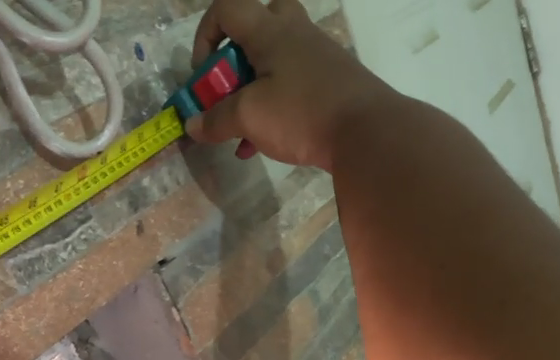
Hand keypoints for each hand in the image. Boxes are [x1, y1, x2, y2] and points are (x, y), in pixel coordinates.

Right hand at [187, 0, 393, 169]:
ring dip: (248, 92)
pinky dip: (268, 110)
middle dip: (233, 58)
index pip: (227, 9)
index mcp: (271, 31)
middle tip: (228, 88)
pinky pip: (289, 88)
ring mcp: (315, 58)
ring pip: (272, 62)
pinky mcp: (328, 84)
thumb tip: (194, 125)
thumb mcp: (248, 116)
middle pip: (258, 24)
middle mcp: (294, 34)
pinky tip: (256, 145)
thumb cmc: (301, 112)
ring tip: (236, 130)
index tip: (201, 74)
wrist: (365, 131)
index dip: (205, 36)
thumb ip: (216, 119)